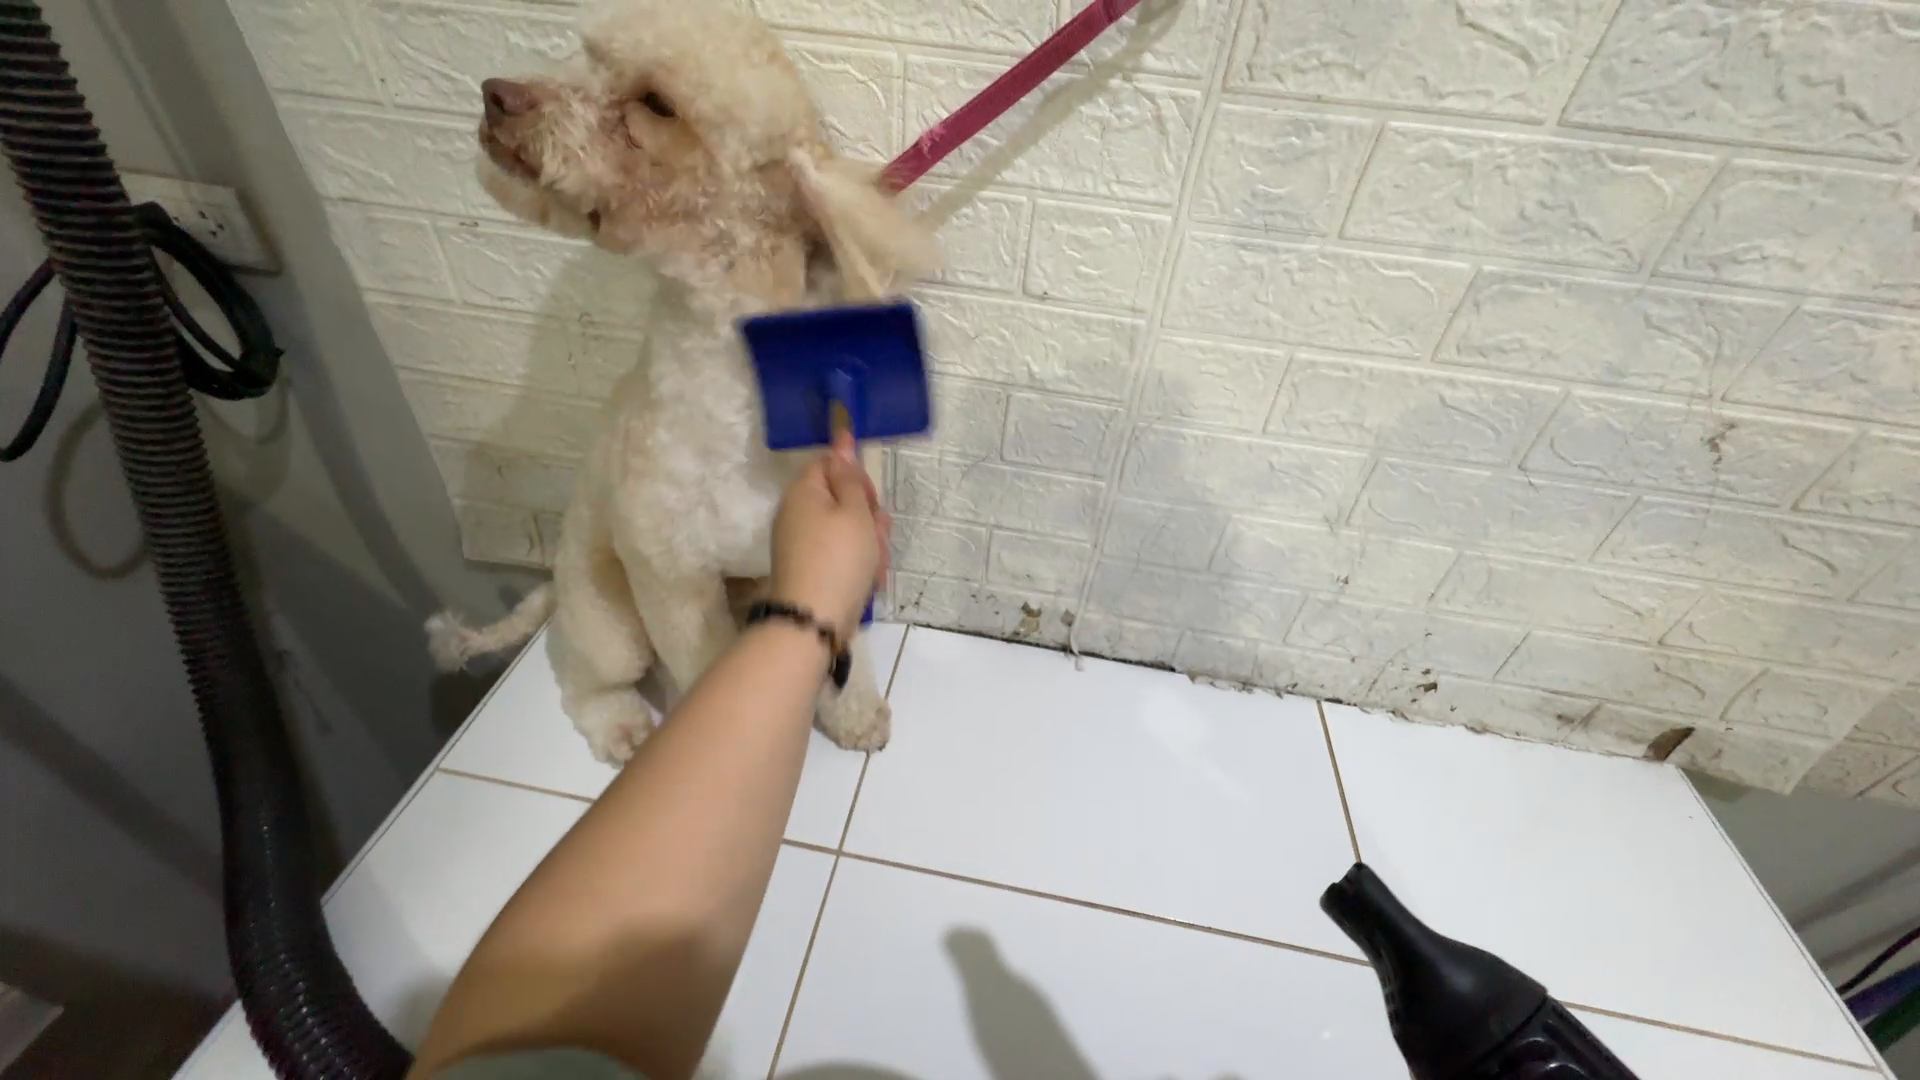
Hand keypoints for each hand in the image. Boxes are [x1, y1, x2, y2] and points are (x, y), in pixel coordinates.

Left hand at [770, 431, 890, 642]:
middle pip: (840, 498)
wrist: (814, 619)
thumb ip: (850, 477)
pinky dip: (857, 562)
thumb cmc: (839, 557)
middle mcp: (797, 513)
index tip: (871, 498)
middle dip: (867, 514)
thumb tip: (841, 442)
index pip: (829, 463)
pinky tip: (870, 579)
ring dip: (868, 542)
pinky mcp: (810, 568)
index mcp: (803, 491)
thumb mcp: (854, 510)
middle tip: (879, 533)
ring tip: (876, 563)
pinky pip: (840, 553)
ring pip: (846, 529)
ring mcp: (802, 543)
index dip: (855, 476)